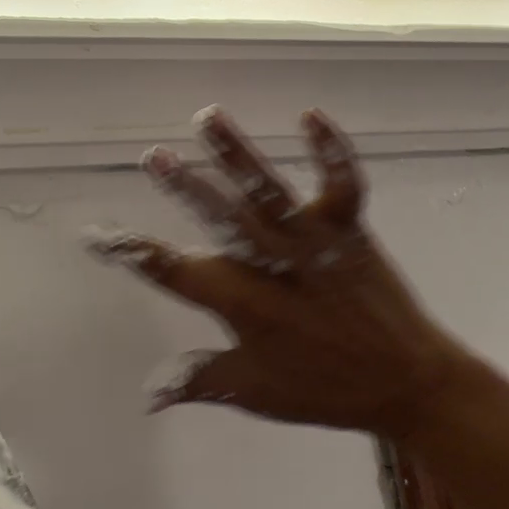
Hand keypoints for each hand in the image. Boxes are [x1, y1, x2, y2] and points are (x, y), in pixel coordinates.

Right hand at [84, 107, 473, 439]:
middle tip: (155, 157)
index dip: (133, 253)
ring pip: (270, 193)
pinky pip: (343, 184)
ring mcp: (313, 244)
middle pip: (224, 222)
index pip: (176, 274)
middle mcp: (274, 269)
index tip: (96, 234)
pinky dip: (330, 150)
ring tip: (207, 116)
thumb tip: (148, 393)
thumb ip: (199, 380)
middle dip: (189, 189)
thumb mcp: (256, 392)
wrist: (413, 384)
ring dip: (238, 154)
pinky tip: (309, 114)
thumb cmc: (326, 388)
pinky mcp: (348, 230)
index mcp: (245, 307)